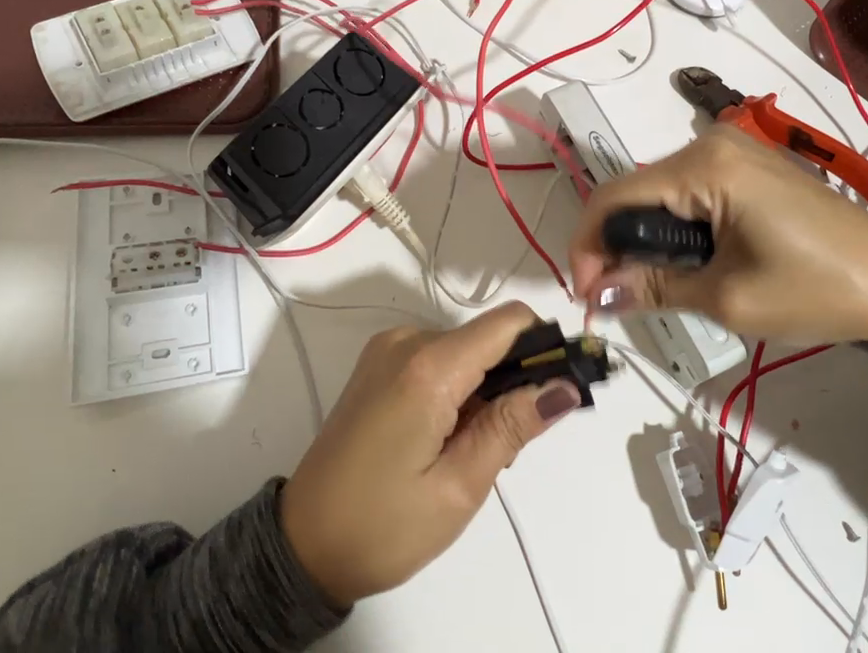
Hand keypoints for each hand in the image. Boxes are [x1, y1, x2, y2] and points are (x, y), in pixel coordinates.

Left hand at [279, 302, 581, 606]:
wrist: (302, 544)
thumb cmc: (383, 525)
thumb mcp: (458, 486)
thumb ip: (512, 426)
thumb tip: (565, 385)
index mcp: (428, 367)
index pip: (509, 323)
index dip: (546, 347)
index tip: (563, 390)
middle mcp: (407, 341)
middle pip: (489, 338)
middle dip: (515, 381)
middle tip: (508, 447)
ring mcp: (388, 351)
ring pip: (467, 351)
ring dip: (486, 391)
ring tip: (472, 452)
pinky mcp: (378, 366)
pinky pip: (439, 360)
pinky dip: (459, 390)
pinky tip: (448, 438)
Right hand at [568, 126, 867, 344]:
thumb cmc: (817, 291)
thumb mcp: (727, 298)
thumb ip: (653, 288)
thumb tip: (596, 295)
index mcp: (707, 166)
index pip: (617, 197)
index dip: (588, 245)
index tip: (585, 295)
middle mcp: (712, 144)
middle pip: (634, 192)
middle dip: (613, 245)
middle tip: (609, 298)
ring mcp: (732, 151)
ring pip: (658, 194)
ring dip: (642, 240)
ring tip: (641, 288)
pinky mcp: (746, 168)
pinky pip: (687, 193)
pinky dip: (673, 230)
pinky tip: (678, 265)